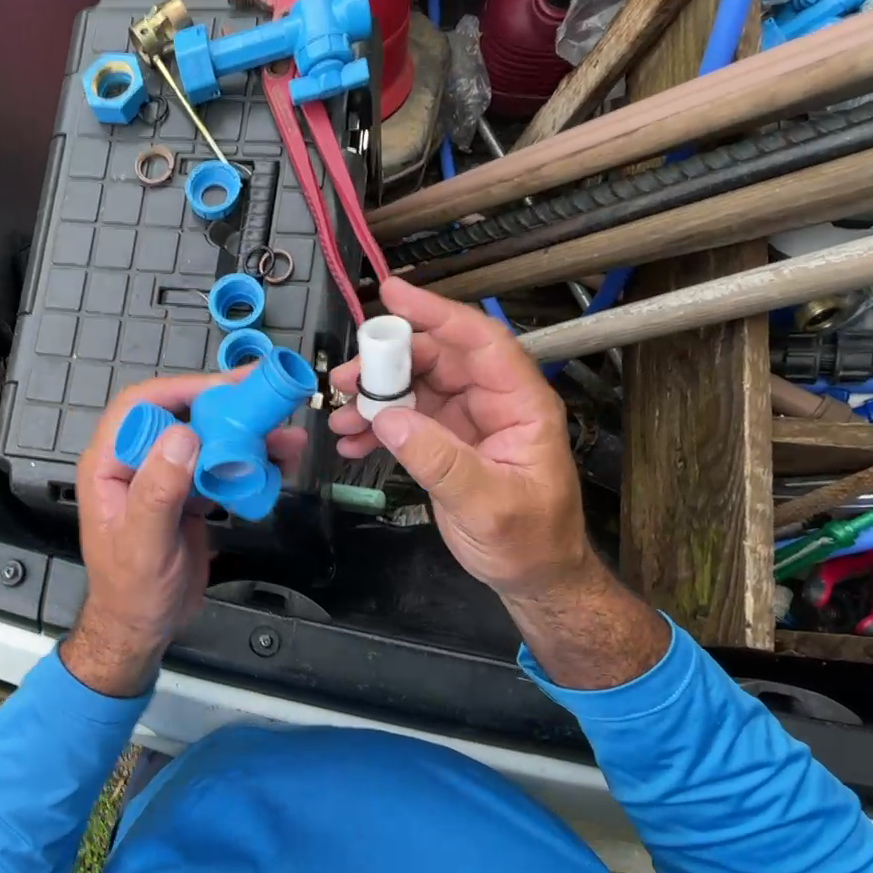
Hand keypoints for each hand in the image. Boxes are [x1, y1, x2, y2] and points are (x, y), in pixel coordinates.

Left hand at [67, 371, 307, 696]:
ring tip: (287, 440)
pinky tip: (279, 465)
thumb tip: (184, 436)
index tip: (225, 390)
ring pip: (207, 440)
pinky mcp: (190, 494)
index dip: (181, 390)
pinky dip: (250, 465)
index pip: (139, 407)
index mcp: (109, 464)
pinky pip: (221, 468)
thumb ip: (158, 491)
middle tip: (267, 399)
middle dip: (225, 406)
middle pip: (180, 415)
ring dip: (247, 436)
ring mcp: (165, 477)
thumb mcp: (143, 544)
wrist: (144, 628)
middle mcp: (136, 462)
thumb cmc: (130, 592)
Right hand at [328, 278, 666, 687]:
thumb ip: (440, 460)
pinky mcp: (444, 442)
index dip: (437, 314)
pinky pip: (404, 420)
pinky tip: (351, 441)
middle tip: (345, 377)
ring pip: (414, 388)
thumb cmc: (529, 541)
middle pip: (437, 360)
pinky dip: (375, 427)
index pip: (479, 342)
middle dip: (388, 363)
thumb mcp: (488, 504)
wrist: (531, 576)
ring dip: (374, 397)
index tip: (393, 295)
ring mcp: (465, 422)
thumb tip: (390, 418)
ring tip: (340, 415)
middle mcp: (491, 403)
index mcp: (520, 404)